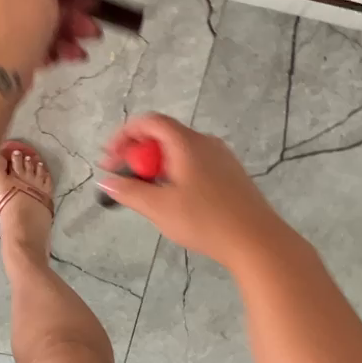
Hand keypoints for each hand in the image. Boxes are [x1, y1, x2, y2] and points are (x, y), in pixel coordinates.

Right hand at [97, 112, 288, 263]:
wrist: (255, 240)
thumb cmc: (204, 220)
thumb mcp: (158, 207)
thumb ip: (129, 191)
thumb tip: (106, 181)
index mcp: (187, 143)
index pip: (149, 122)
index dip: (124, 135)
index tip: (109, 160)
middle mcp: (205, 143)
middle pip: (163, 136)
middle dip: (136, 154)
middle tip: (123, 179)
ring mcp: (220, 157)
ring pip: (178, 151)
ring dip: (154, 166)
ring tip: (144, 193)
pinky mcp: (229, 174)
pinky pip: (193, 163)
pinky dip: (173, 173)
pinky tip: (172, 199)